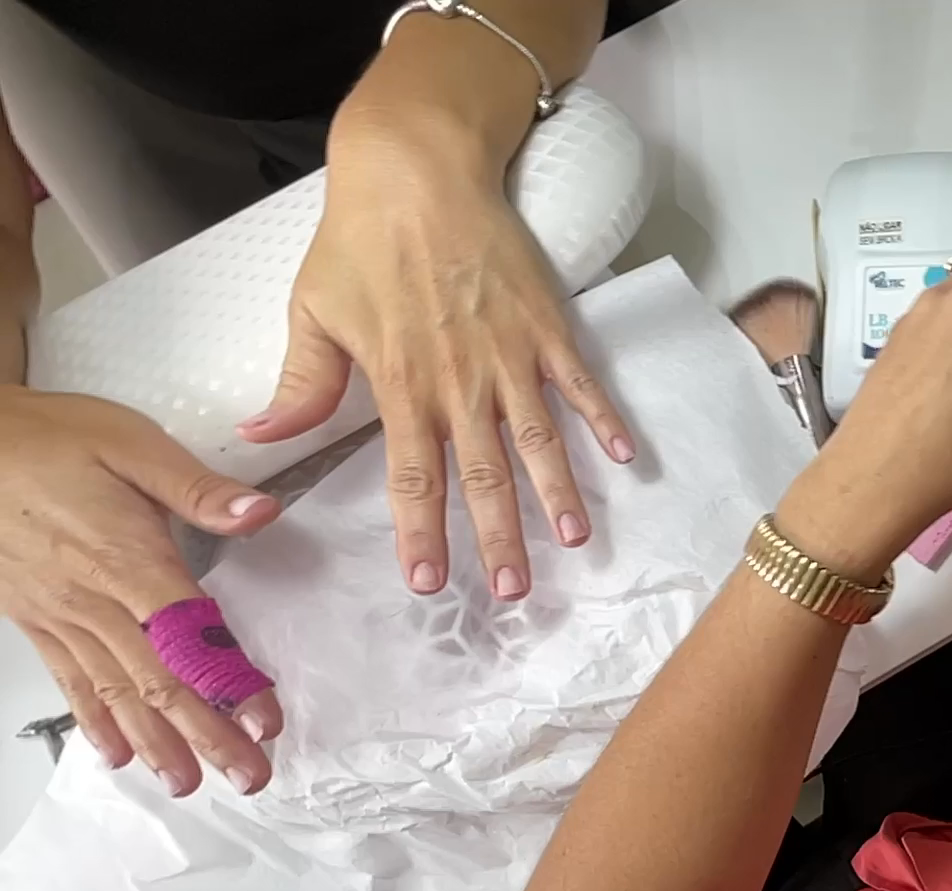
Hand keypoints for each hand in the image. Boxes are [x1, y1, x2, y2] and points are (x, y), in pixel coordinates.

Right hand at [0, 387, 284, 795]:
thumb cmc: (53, 438)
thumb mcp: (134, 447)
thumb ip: (200, 489)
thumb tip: (262, 513)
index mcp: (127, 561)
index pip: (190, 638)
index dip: (229, 684)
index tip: (264, 723)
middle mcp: (91, 601)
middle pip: (158, 680)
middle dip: (207, 734)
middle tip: (249, 777)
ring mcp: (56, 614)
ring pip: (116, 691)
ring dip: (159, 740)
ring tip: (193, 783)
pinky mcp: (34, 616)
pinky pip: (70, 678)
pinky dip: (96, 719)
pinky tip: (117, 754)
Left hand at [236, 139, 635, 600]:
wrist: (418, 178)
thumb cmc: (362, 243)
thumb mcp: (313, 309)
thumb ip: (302, 381)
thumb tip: (265, 437)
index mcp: (402, 386)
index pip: (412, 477)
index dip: (423, 533)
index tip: (432, 582)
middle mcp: (461, 386)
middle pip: (484, 477)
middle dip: (499, 538)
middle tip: (517, 589)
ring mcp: (512, 362)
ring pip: (539, 443)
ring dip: (559, 495)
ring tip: (575, 540)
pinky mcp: (550, 335)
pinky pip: (582, 387)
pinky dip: (604, 421)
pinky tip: (625, 456)